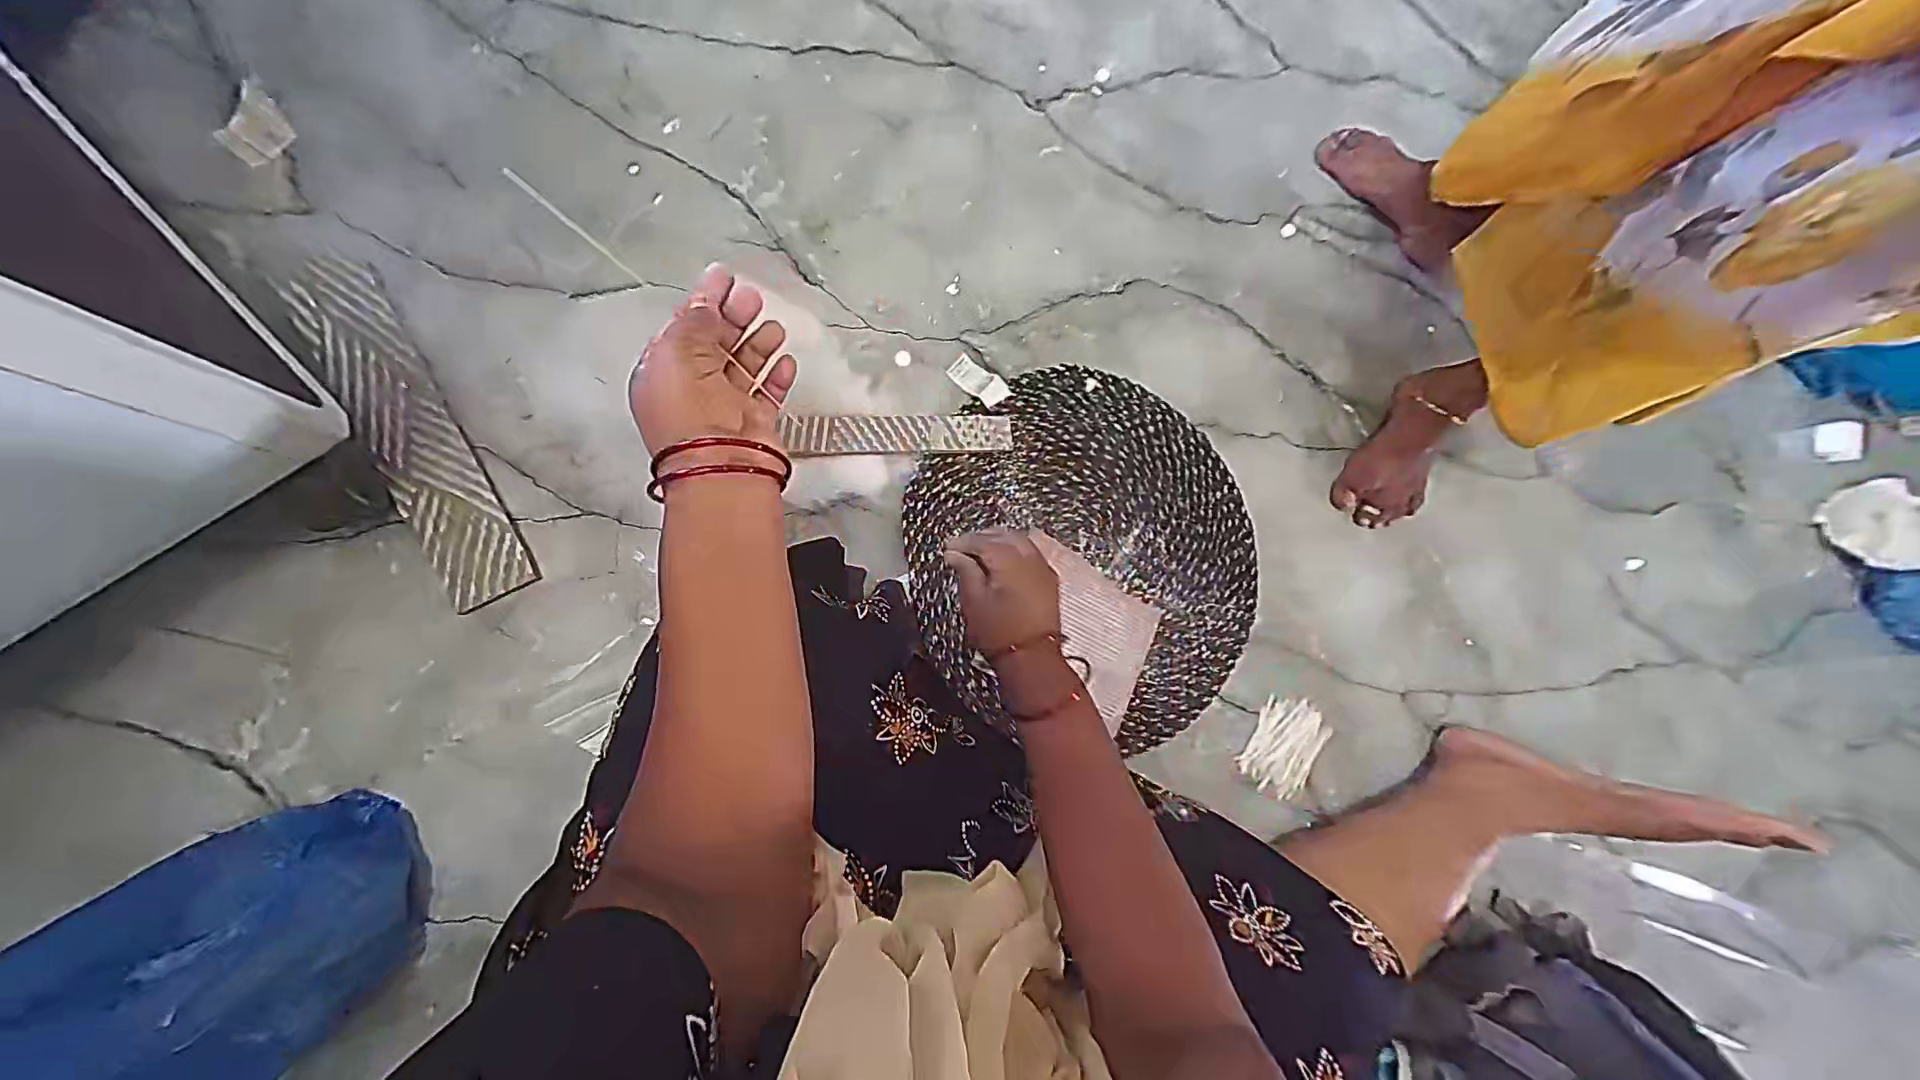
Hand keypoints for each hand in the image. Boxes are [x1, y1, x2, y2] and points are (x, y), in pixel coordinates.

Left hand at [630, 264, 797, 461]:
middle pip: (717, 343)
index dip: (703, 300)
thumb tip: (705, 304)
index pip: (685, 328)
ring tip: (772, 328)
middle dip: (734, 317)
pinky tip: (785, 362)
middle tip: (751, 298)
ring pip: (745, 365)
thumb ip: (694, 321)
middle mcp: (694, 389)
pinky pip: (768, 392)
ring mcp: (726, 406)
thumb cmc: (688, 415)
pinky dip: (777, 376)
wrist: (720, 463)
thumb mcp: (677, 352)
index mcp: (665, 372)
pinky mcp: (755, 422)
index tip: (722, 277)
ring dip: (759, 342)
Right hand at [942, 529, 1061, 655]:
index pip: (981, 540)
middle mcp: (1029, 558)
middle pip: (1003, 534)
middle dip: (982, 536)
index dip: (962, 542)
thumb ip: (965, 571)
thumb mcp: (973, 601)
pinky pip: (1032, 553)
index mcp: (1008, 559)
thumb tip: (955, 554)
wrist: (1032, 657)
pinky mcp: (1050, 579)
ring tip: (983, 551)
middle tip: (964, 546)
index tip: (949, 548)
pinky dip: (1016, 550)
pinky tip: (1006, 561)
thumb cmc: (999, 632)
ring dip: (1001, 540)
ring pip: (1020, 541)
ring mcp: (1042, 567)